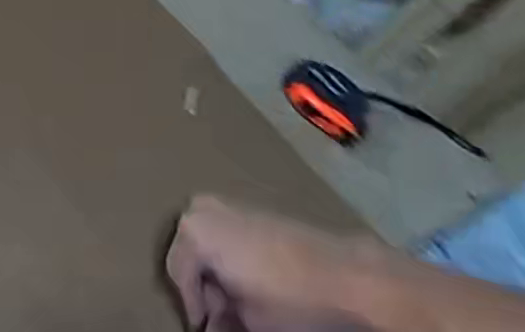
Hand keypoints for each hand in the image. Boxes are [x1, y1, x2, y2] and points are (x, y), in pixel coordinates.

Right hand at [165, 196, 388, 331]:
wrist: (346, 276)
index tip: (204, 330)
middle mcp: (202, 208)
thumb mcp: (249, 321)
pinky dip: (232, 262)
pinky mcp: (251, 210)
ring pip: (209, 244)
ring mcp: (227, 204)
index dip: (191, 308)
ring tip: (237, 307)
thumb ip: (221, 322)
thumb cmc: (289, 299)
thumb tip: (214, 327)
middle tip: (220, 320)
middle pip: (191, 254)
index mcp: (194, 230)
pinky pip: (227, 236)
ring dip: (218, 277)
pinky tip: (250, 287)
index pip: (178, 274)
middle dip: (204, 290)